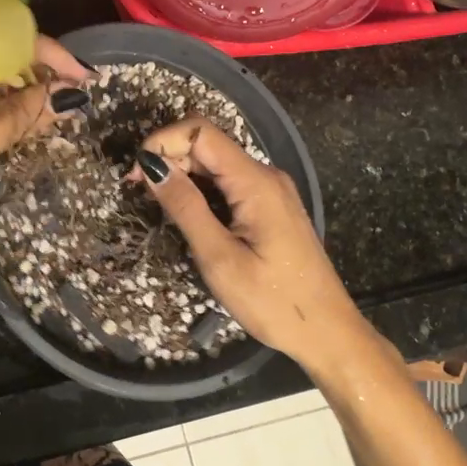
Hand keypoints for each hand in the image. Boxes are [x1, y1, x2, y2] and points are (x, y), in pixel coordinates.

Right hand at [132, 118, 379, 368]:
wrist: (329, 334)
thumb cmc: (274, 302)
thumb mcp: (220, 258)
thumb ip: (185, 207)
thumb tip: (151, 166)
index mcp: (255, 182)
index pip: (200, 131)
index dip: (163, 142)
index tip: (138, 176)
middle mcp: (265, 175)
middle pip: (207, 144)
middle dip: (168, 158)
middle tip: (139, 193)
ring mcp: (270, 190)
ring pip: (215, 163)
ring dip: (182, 174)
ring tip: (158, 205)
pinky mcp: (270, 206)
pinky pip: (228, 182)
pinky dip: (200, 189)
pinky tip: (187, 214)